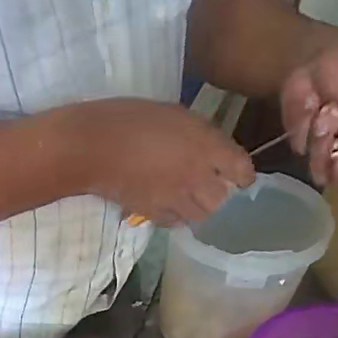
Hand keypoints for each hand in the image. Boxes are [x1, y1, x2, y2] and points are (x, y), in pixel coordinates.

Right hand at [69, 98, 255, 224]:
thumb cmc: (131, 119)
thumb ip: (200, 136)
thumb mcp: (174, 114)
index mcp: (206, 146)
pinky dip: (178, 217)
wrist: (93, 146)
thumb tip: (213, 152)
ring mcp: (177, 200)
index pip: (242, 170)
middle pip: (224, 200)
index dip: (243, 174)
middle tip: (213, 187)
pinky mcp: (156, 215)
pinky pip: (177, 223)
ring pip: (202, 216)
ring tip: (191, 198)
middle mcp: (198, 177)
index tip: (240, 175)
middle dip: (222, 195)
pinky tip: (170, 205)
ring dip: (201, 208)